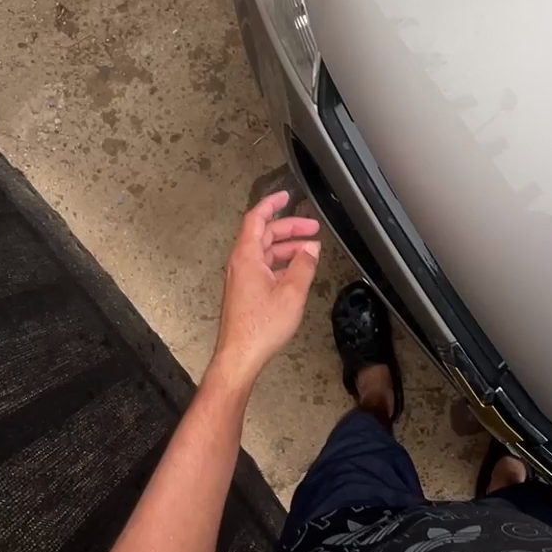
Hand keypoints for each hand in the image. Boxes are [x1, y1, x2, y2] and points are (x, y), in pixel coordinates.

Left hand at [211, 191, 321, 386]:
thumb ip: (303, 265)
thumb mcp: (292, 292)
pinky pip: (264, 267)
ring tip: (309, 250)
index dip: (272, 204)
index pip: (256, 219)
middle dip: (288, 228)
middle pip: (263, 234)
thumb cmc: (259, 327)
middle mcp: (240, 264)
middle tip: (311, 227)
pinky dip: (281, 262)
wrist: (240, 355)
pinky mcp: (244, 292)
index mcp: (247, 257)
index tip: (285, 196)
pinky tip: (296, 270)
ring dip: (287, 247)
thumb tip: (311, 249)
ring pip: (265, 251)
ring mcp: (241, 278)